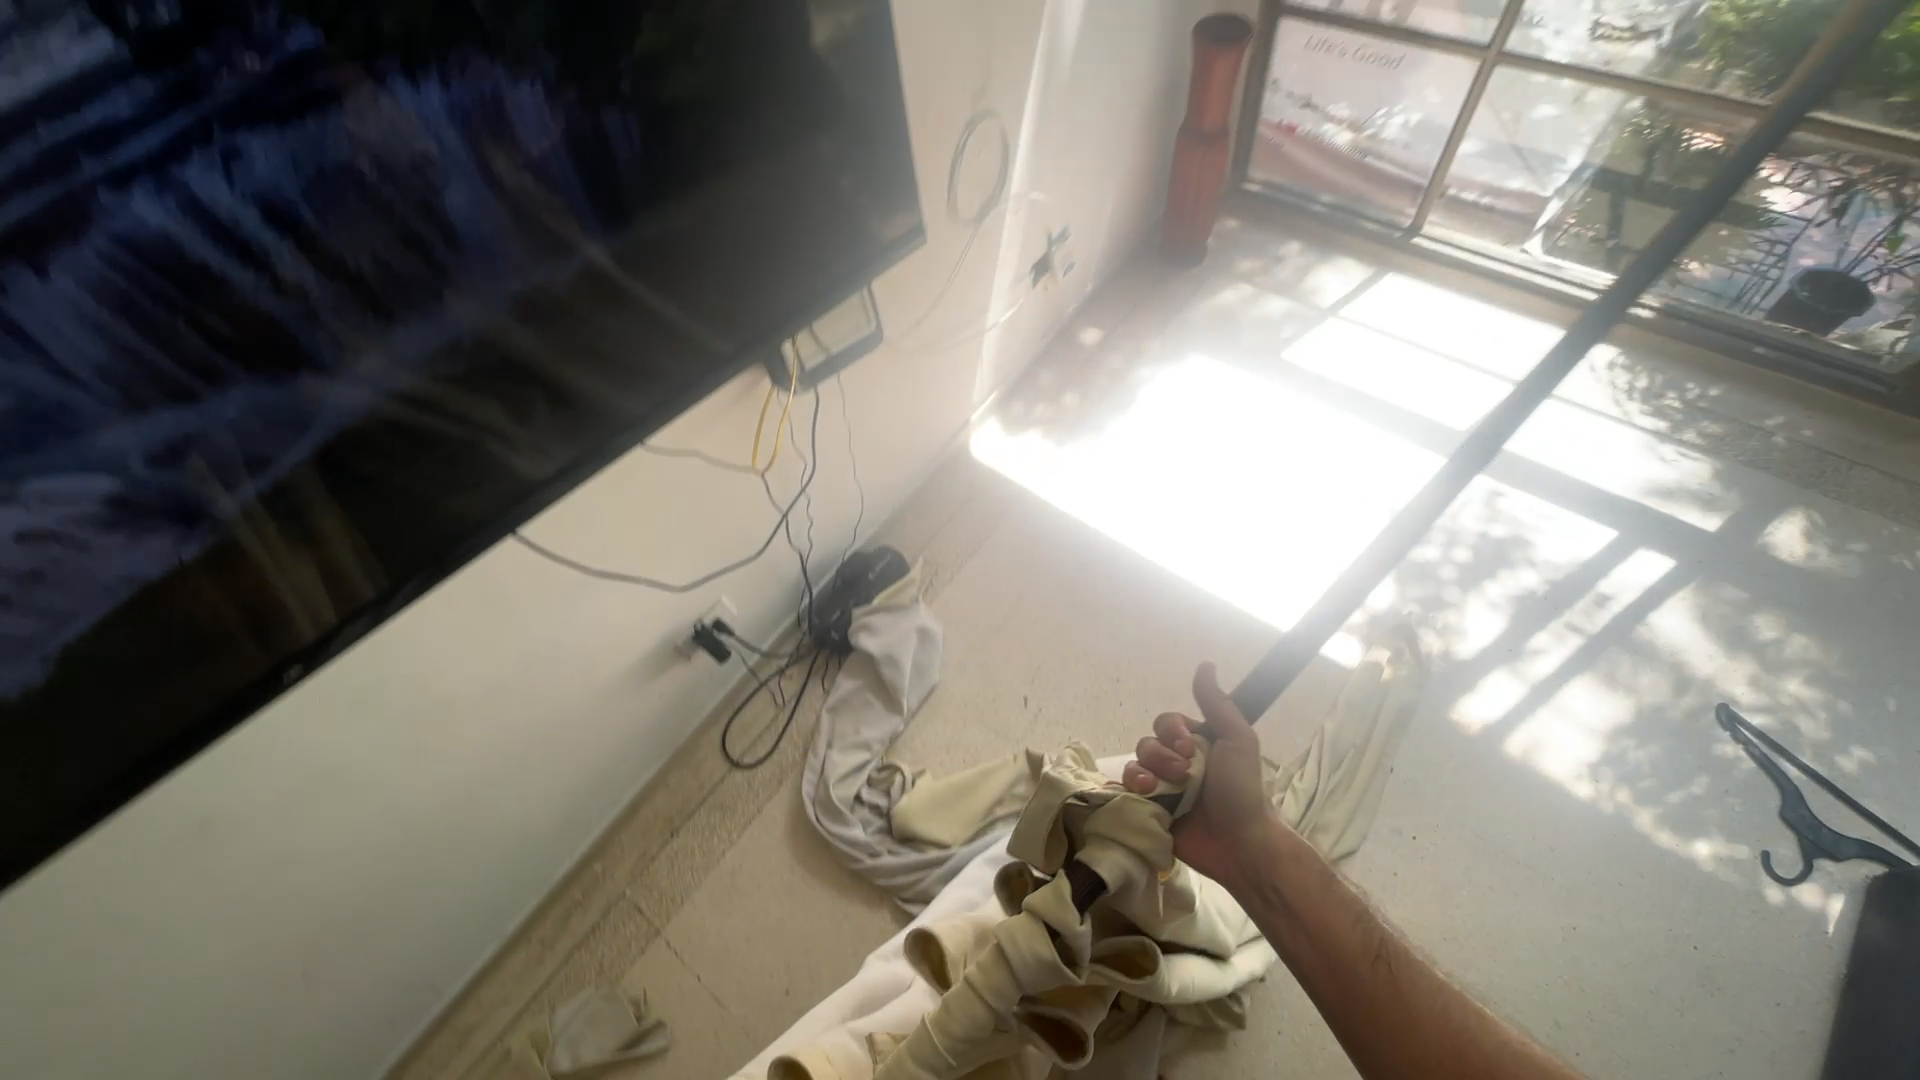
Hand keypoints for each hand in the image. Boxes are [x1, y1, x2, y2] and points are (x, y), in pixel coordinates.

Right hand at [1122, 662, 1277, 887]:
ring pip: (1134, 766)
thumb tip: (1205, 663)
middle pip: (1146, 743)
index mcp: (1195, 744)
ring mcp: (1161, 789)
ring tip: (1162, 791)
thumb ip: (1217, 702)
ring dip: (1145, 774)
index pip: (1165, 723)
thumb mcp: (1237, 739)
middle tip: (1184, 774)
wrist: (1240, 843)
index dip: (1171, 732)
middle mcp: (1175, 763)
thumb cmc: (1242, 790)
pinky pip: (1125, 793)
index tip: (1189, 745)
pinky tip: (1141, 797)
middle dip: (1161, 756)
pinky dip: (1127, 791)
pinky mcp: (1150, 812)